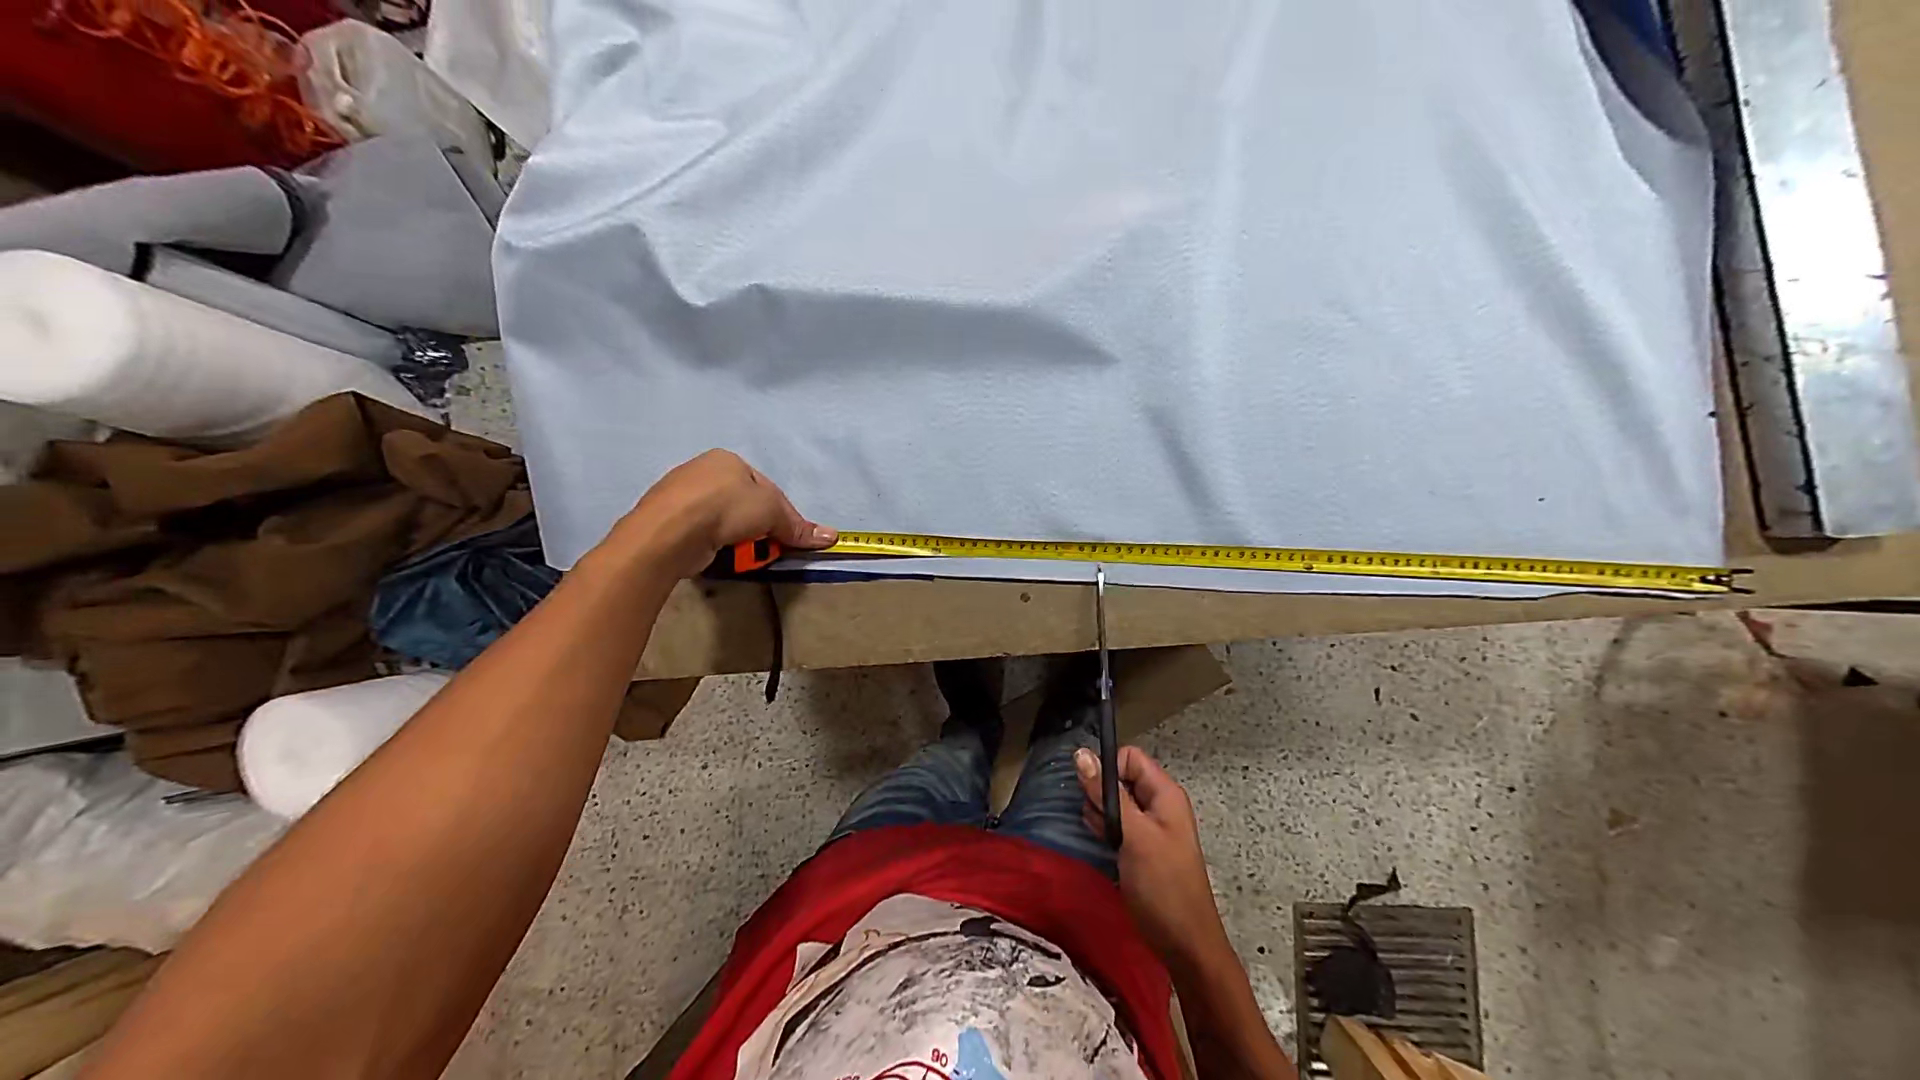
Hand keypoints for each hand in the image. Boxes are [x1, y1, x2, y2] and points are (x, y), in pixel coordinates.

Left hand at [616, 449, 836, 578]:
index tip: (787, 537)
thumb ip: (798, 526)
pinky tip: (717, 555)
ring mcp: (680, 495)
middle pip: (744, 504)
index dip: (781, 514)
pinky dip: (713, 545)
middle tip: (765, 547)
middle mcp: (702, 471)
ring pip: (722, 520)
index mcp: (727, 460)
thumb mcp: (772, 513)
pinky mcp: (666, 520)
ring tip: (741, 553)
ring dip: (736, 538)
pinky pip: (702, 534)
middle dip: (758, 527)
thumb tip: (831, 537)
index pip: (765, 487)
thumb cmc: (726, 508)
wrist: (671, 531)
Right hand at [1075, 745, 1233, 973]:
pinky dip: (1104, 832)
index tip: (1092, 792)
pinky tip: (1102, 847)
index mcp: (1165, 793)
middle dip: (1100, 794)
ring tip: (1103, 840)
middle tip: (1100, 823)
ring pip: (1114, 803)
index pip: (1129, 757)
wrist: (1184, 945)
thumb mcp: (1134, 835)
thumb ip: (1107, 794)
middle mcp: (1158, 804)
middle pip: (1119, 778)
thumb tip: (1081, 754)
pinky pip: (1116, 826)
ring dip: (1100, 816)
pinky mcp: (1140, 848)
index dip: (1108, 768)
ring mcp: (1150, 827)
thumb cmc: (1163, 887)